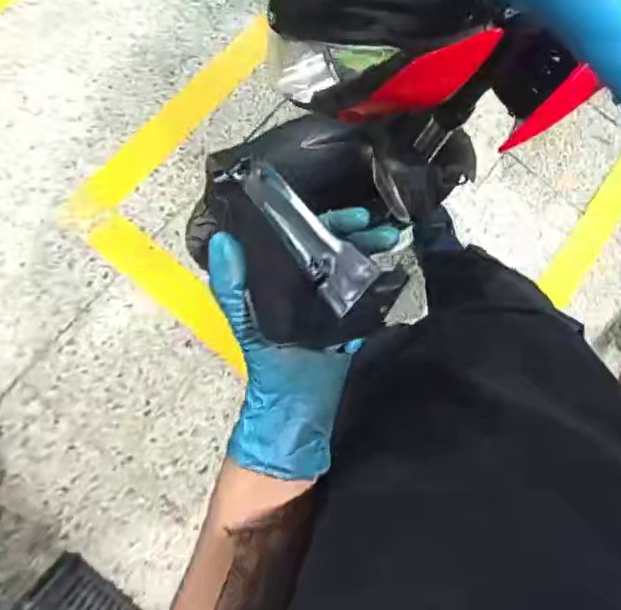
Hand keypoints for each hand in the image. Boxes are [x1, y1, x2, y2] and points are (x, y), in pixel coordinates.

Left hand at [206, 208, 402, 480]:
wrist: (299, 405)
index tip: (355, 216)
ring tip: (393, 240)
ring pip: (357, 261)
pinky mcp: (354, 314)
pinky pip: (370, 287)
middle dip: (362, 231)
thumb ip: (232, 283)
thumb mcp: (245, 318)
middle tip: (383, 228)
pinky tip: (396, 266)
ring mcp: (335, 296)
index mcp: (284, 274)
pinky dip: (383, 273)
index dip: (332, 220)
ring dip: (375, 248)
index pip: (309, 234)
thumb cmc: (269, 360)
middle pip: (339, 243)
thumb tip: (224, 240)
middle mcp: (311, 279)